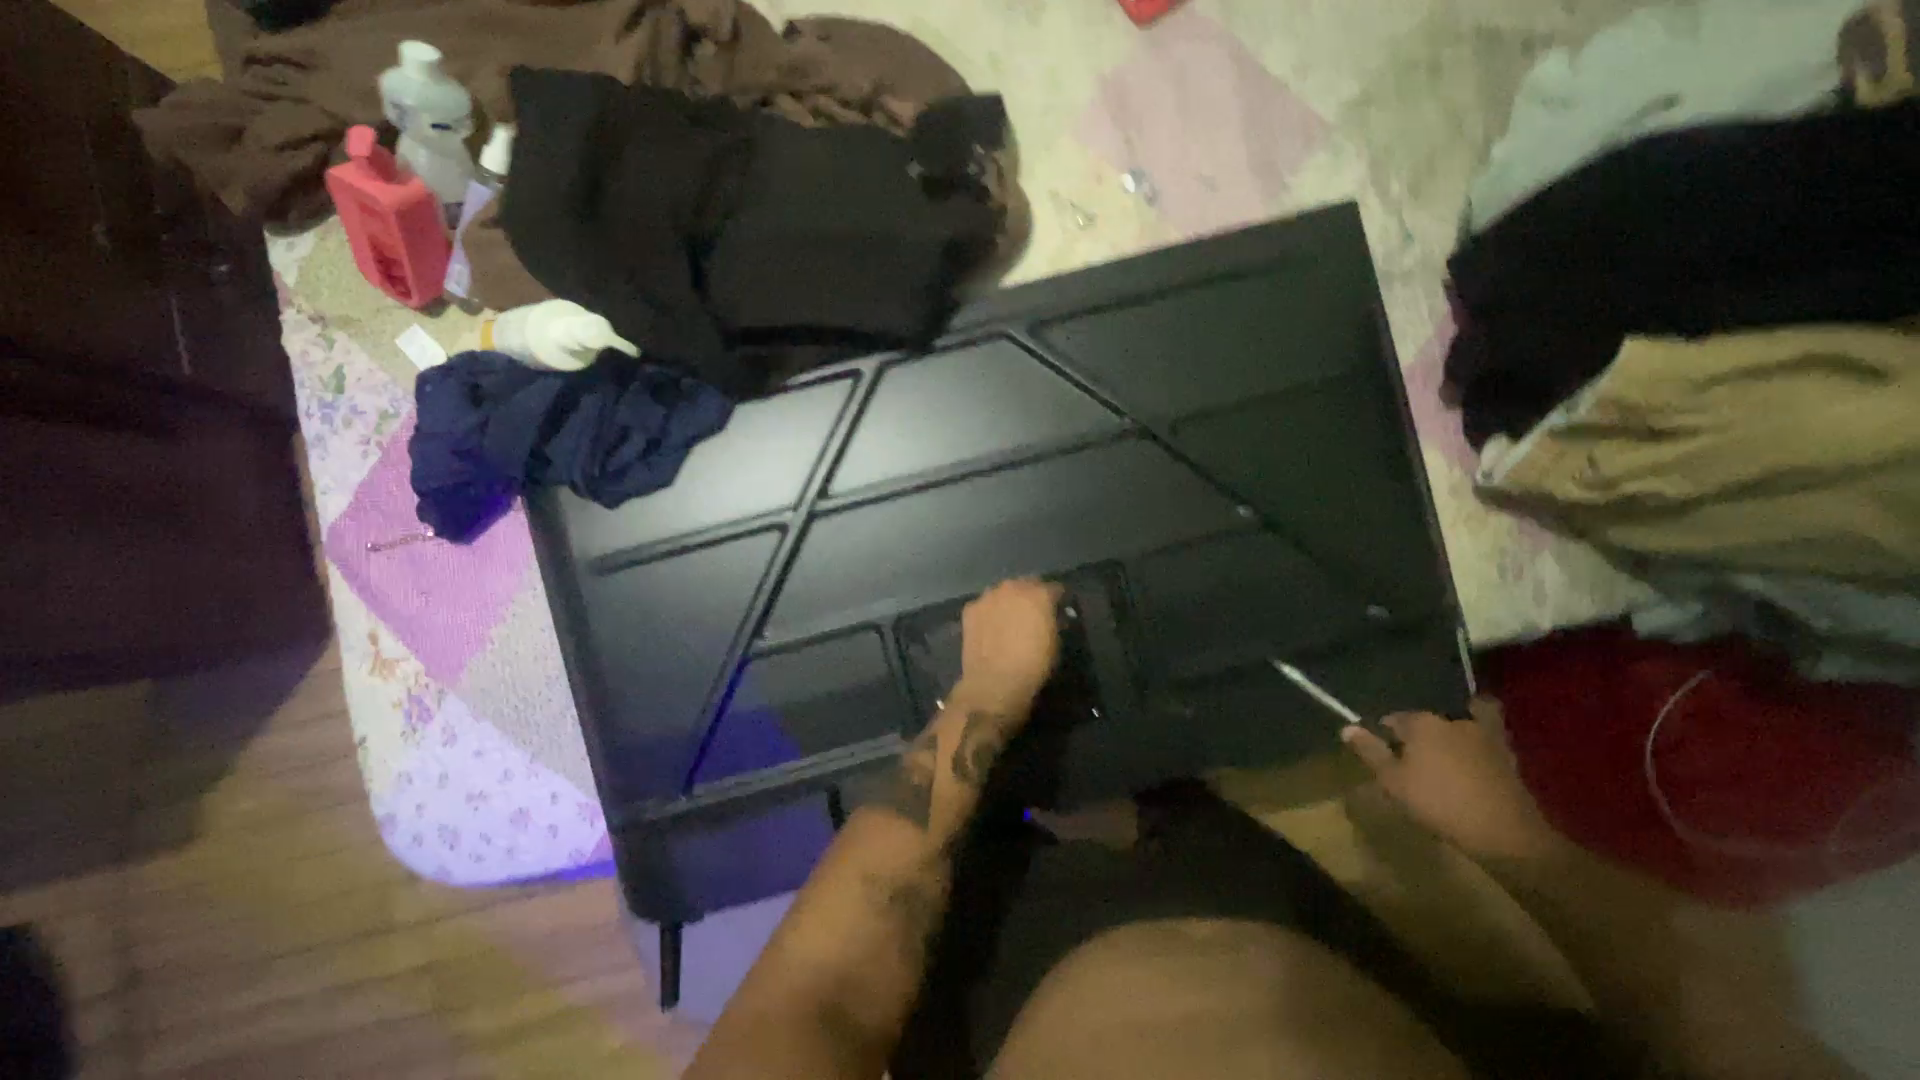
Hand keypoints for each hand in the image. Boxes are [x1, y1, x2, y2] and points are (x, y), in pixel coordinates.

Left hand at [956, 578, 1064, 712]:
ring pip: (1002, 592)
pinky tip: (990, 627)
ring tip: (1009, 618)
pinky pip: (984, 605)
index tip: (1058, 609)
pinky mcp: (971, 609)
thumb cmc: (1033, 665)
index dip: (1057, 599)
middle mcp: (1013, 587)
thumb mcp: (1054, 642)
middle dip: (1031, 595)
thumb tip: (1051, 615)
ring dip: (1008, 601)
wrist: (994, 682)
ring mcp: (988, 596)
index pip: (1053, 588)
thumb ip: (1053, 621)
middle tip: (1033, 613)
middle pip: (1026, 584)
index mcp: (1039, 594)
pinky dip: (989, 612)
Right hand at [1341, 699, 1563, 860]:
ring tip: (1444, 757)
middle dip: (1417, 735)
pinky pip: (1487, 736)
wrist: (1503, 830)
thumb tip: (1347, 727)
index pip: (1393, 719)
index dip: (1384, 736)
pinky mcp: (1506, 752)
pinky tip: (1474, 758)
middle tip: (1412, 761)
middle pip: (1426, 722)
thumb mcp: (1393, 782)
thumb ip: (1371, 752)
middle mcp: (1452, 719)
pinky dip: (1479, 742)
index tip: (1382, 756)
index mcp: (1421, 723)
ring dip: (1450, 735)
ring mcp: (1483, 733)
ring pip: (1458, 725)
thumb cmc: (1438, 802)